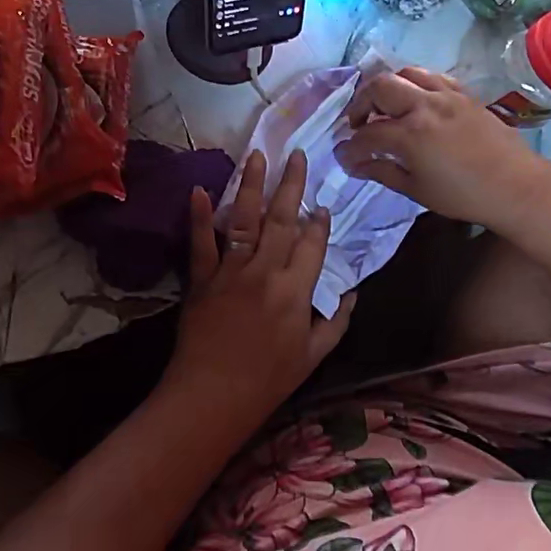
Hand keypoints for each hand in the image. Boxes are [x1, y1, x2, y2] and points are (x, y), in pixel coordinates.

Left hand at [165, 149, 354, 410]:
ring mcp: (230, 271)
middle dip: (291, 185)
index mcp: (295, 290)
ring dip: (250, 186)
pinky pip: (200, 242)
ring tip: (257, 156)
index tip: (323, 204)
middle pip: (281, 220)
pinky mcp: (201, 278)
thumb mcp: (315, 356)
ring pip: (243, 220)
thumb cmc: (268, 380)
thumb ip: (337, 321)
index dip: (319, 222)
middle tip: (298, 156)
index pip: (312, 244)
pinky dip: (198, 216)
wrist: (213, 395)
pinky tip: (198, 189)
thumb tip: (352, 293)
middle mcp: (264, 271)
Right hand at [336, 67, 550, 227]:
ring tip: (385, 109)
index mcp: (410, 133)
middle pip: (379, 87)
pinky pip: (431, 77)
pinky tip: (415, 103)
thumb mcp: (416, 189)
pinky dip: (415, 85)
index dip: (350, 148)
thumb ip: (382, 171)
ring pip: (405, 73)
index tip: (344, 157)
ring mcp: (446, 95)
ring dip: (387, 88)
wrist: (515, 186)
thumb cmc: (463, 195)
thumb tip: (355, 164)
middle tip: (358, 125)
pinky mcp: (464, 94)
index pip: (367, 135)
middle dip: (360, 105)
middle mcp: (424, 105)